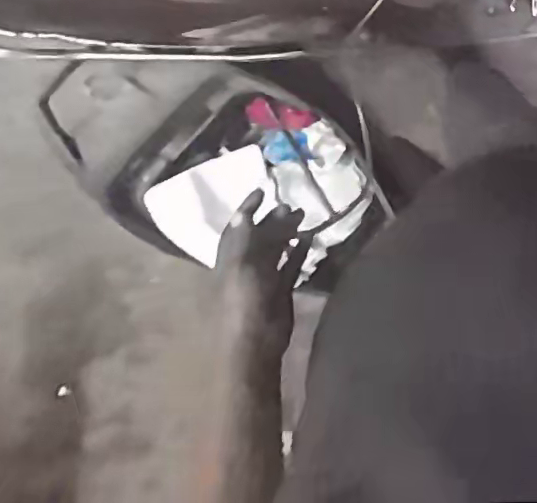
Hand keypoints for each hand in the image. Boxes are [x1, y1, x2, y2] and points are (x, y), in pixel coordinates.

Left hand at [216, 190, 309, 365]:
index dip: (247, 208)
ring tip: (302, 215)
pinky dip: (298, 251)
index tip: (262, 190)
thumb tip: (244, 213)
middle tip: (290, 204)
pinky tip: (308, 238)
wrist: (255, 345)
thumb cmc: (241, 304)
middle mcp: (244, 267)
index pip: (236, 228)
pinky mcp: (280, 290)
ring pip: (276, 249)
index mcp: (228, 261)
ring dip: (287, 232)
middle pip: (259, 237)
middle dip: (273, 219)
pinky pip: (290, 265)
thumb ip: (243, 239)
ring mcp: (263, 279)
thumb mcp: (239, 267)